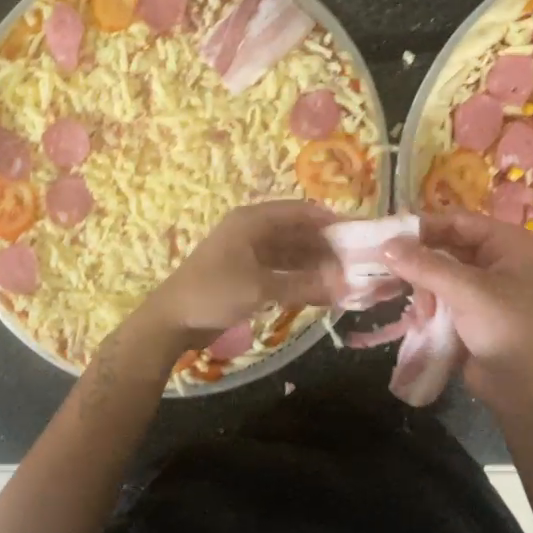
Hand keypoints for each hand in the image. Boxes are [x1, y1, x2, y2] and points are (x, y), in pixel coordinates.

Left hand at [136, 201, 341, 347]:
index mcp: (253, 221)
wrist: (171, 320)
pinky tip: (320, 291)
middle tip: (359, 264)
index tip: (361, 236)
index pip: (302, 211)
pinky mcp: (243, 275)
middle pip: (298, 232)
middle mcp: (251, 231)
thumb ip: (304, 285)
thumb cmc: (213, 294)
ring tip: (346, 279)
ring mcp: (246, 253)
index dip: (332, 222)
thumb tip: (346, 285)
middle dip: (326, 247)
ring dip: (314, 265)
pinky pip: (279, 271)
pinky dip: (298, 279)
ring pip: (290, 253)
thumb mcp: (261, 289)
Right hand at [378, 207, 532, 412]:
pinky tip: (420, 321)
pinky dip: (427, 308)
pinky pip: (441, 301)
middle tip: (386, 275)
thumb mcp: (468, 292)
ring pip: (438, 277)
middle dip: (418, 264)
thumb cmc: (509, 330)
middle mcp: (498, 261)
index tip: (383, 239)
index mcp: (508, 244)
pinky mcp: (472, 317)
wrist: (531, 391)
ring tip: (419, 312)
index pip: (456, 222)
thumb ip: (425, 266)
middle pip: (445, 248)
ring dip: (423, 291)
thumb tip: (384, 244)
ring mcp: (485, 291)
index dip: (421, 228)